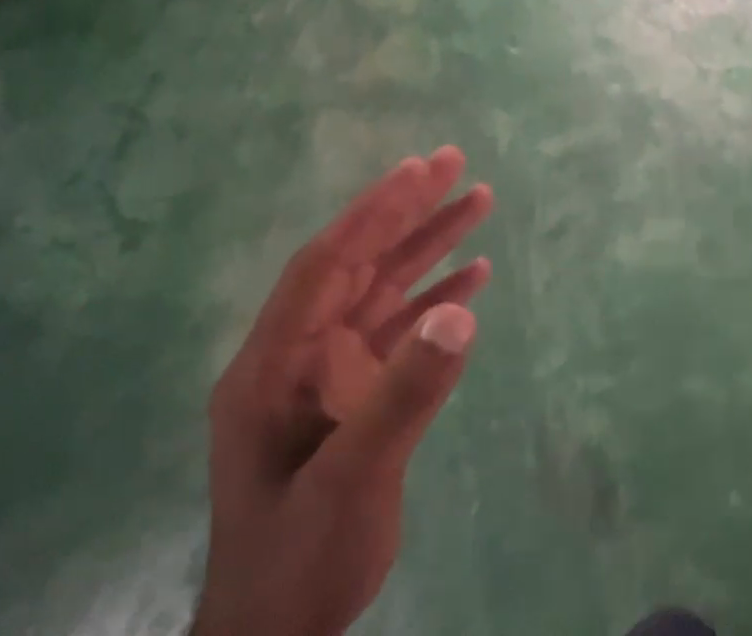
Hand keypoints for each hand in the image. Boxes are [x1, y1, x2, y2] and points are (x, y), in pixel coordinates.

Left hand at [192, 146, 494, 635]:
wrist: (281, 630)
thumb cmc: (301, 554)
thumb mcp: (353, 477)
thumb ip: (405, 394)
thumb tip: (463, 314)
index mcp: (272, 367)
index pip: (326, 267)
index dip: (374, 213)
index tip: (420, 169)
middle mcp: (296, 360)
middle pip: (356, 267)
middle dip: (406, 213)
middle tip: (455, 162)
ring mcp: (326, 380)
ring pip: (383, 294)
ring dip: (428, 250)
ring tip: (479, 202)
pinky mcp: (356, 401)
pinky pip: (398, 335)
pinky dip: (436, 302)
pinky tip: (473, 280)